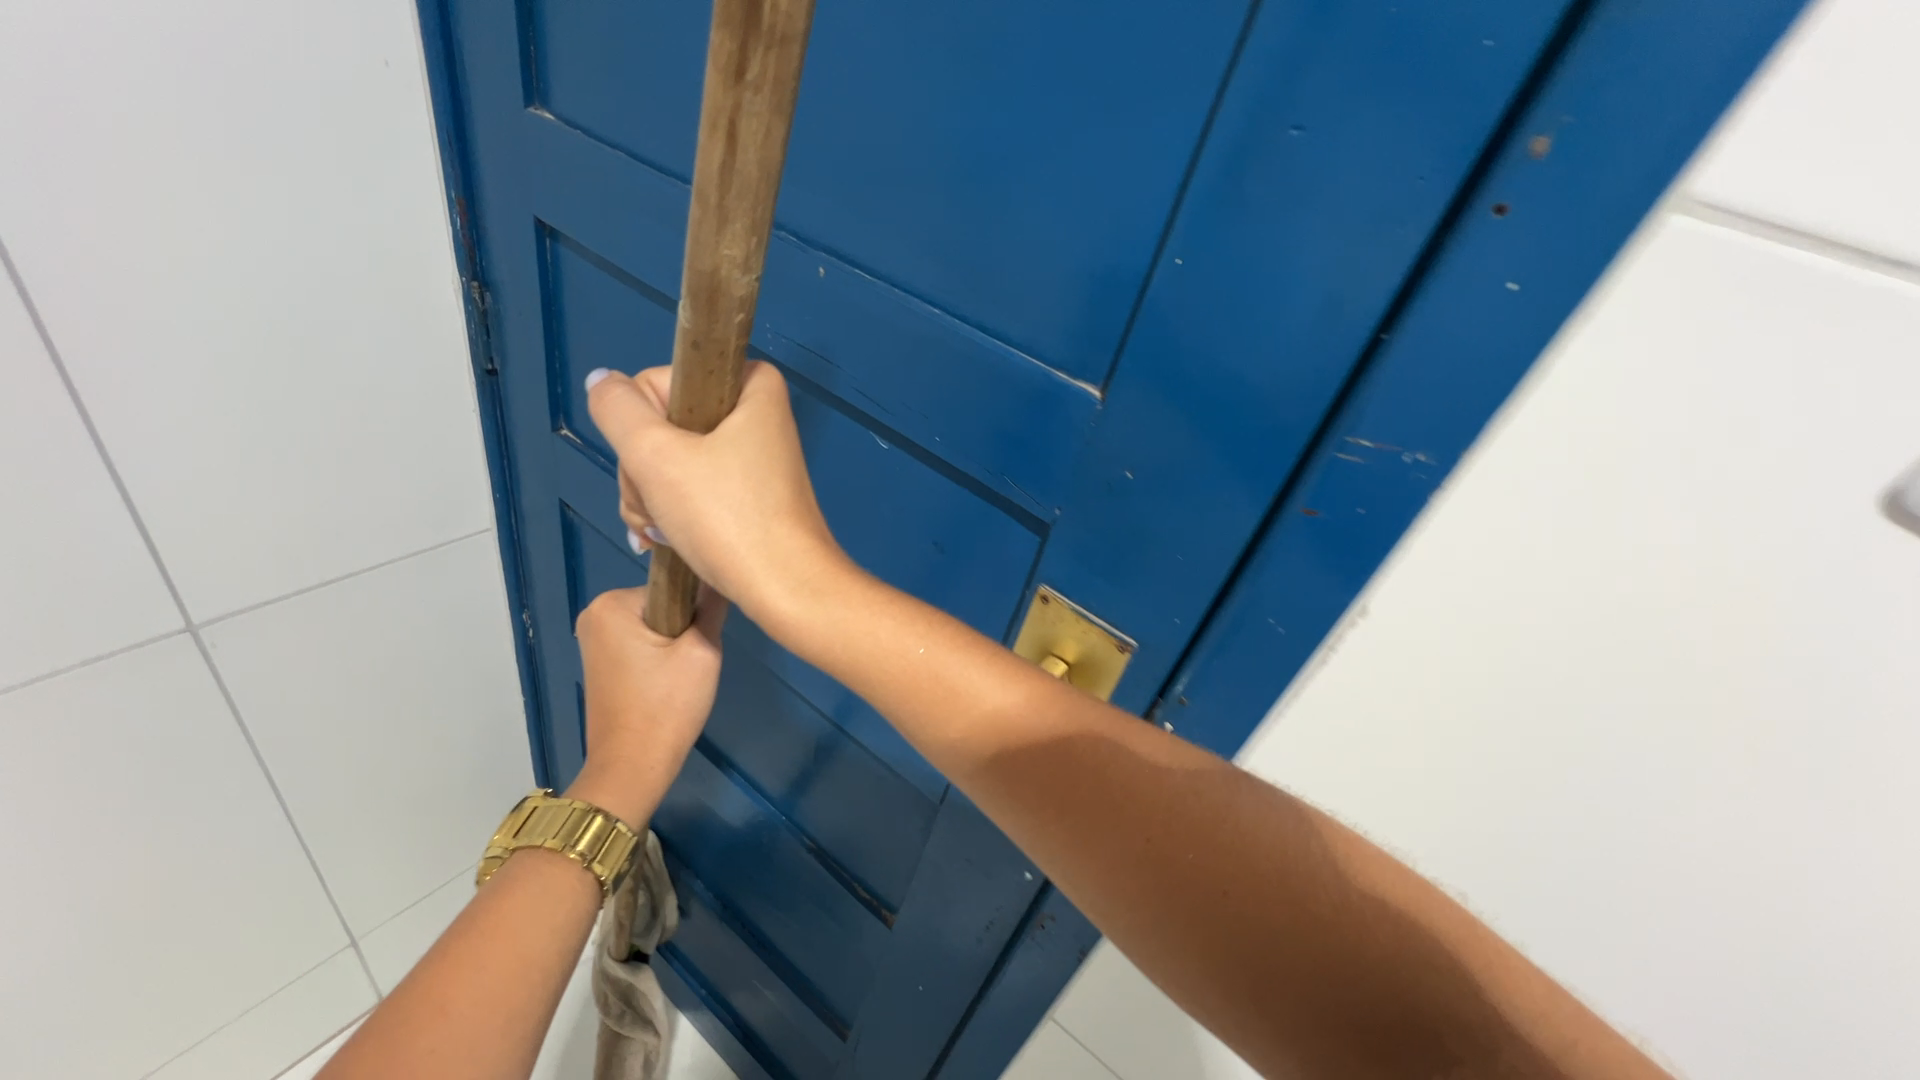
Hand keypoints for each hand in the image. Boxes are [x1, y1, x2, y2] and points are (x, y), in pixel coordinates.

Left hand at [564, 585, 726, 827]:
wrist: (633, 767)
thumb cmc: (667, 706)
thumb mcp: (702, 652)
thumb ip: (713, 607)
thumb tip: (720, 574)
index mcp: (611, 603)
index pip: (673, 586)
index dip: (695, 611)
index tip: (701, 642)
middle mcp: (594, 614)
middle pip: (662, 604)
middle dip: (683, 628)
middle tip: (693, 664)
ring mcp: (593, 640)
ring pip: (654, 625)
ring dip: (673, 646)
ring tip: (680, 677)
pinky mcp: (599, 663)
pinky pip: (640, 644)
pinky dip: (658, 659)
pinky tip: (666, 685)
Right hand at [584, 361, 847, 620]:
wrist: (785, 587)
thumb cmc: (727, 517)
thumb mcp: (656, 456)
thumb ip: (617, 410)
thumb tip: (600, 380)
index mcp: (748, 383)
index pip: (656, 384)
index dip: (641, 429)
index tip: (656, 467)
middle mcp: (754, 413)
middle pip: (662, 426)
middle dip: (645, 474)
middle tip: (657, 510)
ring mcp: (752, 456)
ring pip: (671, 462)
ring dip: (652, 500)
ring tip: (662, 533)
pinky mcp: (750, 493)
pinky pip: (694, 489)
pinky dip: (674, 514)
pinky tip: (667, 540)